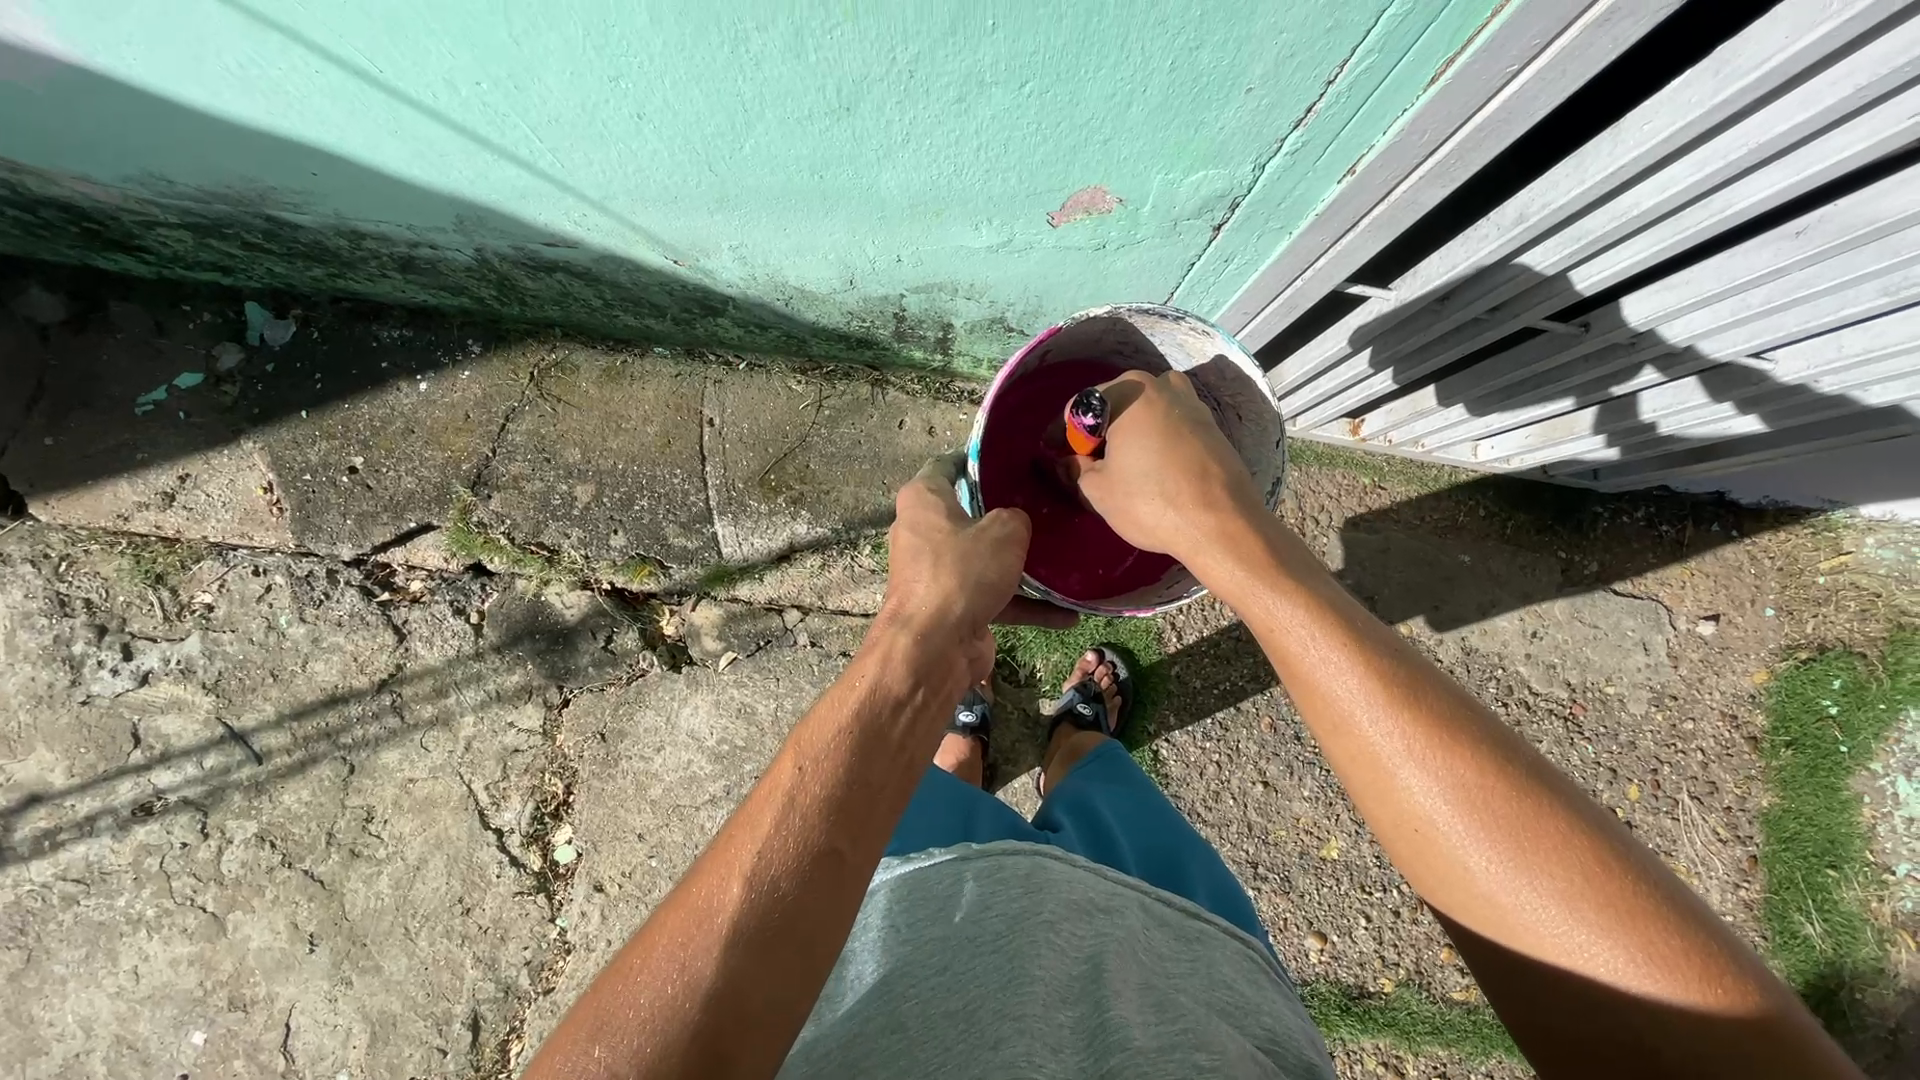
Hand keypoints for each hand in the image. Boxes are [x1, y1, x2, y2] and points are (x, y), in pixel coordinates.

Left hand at [877, 454, 1076, 686]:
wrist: (934, 647)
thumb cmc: (962, 572)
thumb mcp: (1004, 532)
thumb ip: (1016, 518)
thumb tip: (1015, 524)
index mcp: (923, 500)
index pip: (946, 466)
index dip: (977, 459)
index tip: (1011, 458)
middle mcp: (923, 532)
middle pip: (969, 514)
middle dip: (1005, 513)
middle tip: (1045, 506)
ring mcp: (937, 573)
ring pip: (984, 560)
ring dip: (1021, 566)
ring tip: (1062, 561)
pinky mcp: (952, 607)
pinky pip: (992, 597)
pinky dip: (1024, 605)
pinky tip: (1067, 614)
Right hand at [1067, 370, 1264, 565]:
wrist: (1222, 523)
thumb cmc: (1151, 501)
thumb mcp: (1098, 490)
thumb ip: (1076, 469)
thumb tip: (1070, 462)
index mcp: (1128, 391)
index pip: (1080, 408)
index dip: (1061, 434)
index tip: (1052, 454)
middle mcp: (1161, 384)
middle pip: (1114, 406)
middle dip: (1096, 433)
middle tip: (1084, 464)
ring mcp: (1192, 402)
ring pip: (1144, 415)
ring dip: (1127, 435)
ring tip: (1119, 467)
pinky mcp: (1211, 425)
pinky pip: (1169, 427)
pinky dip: (1154, 441)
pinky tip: (1150, 469)